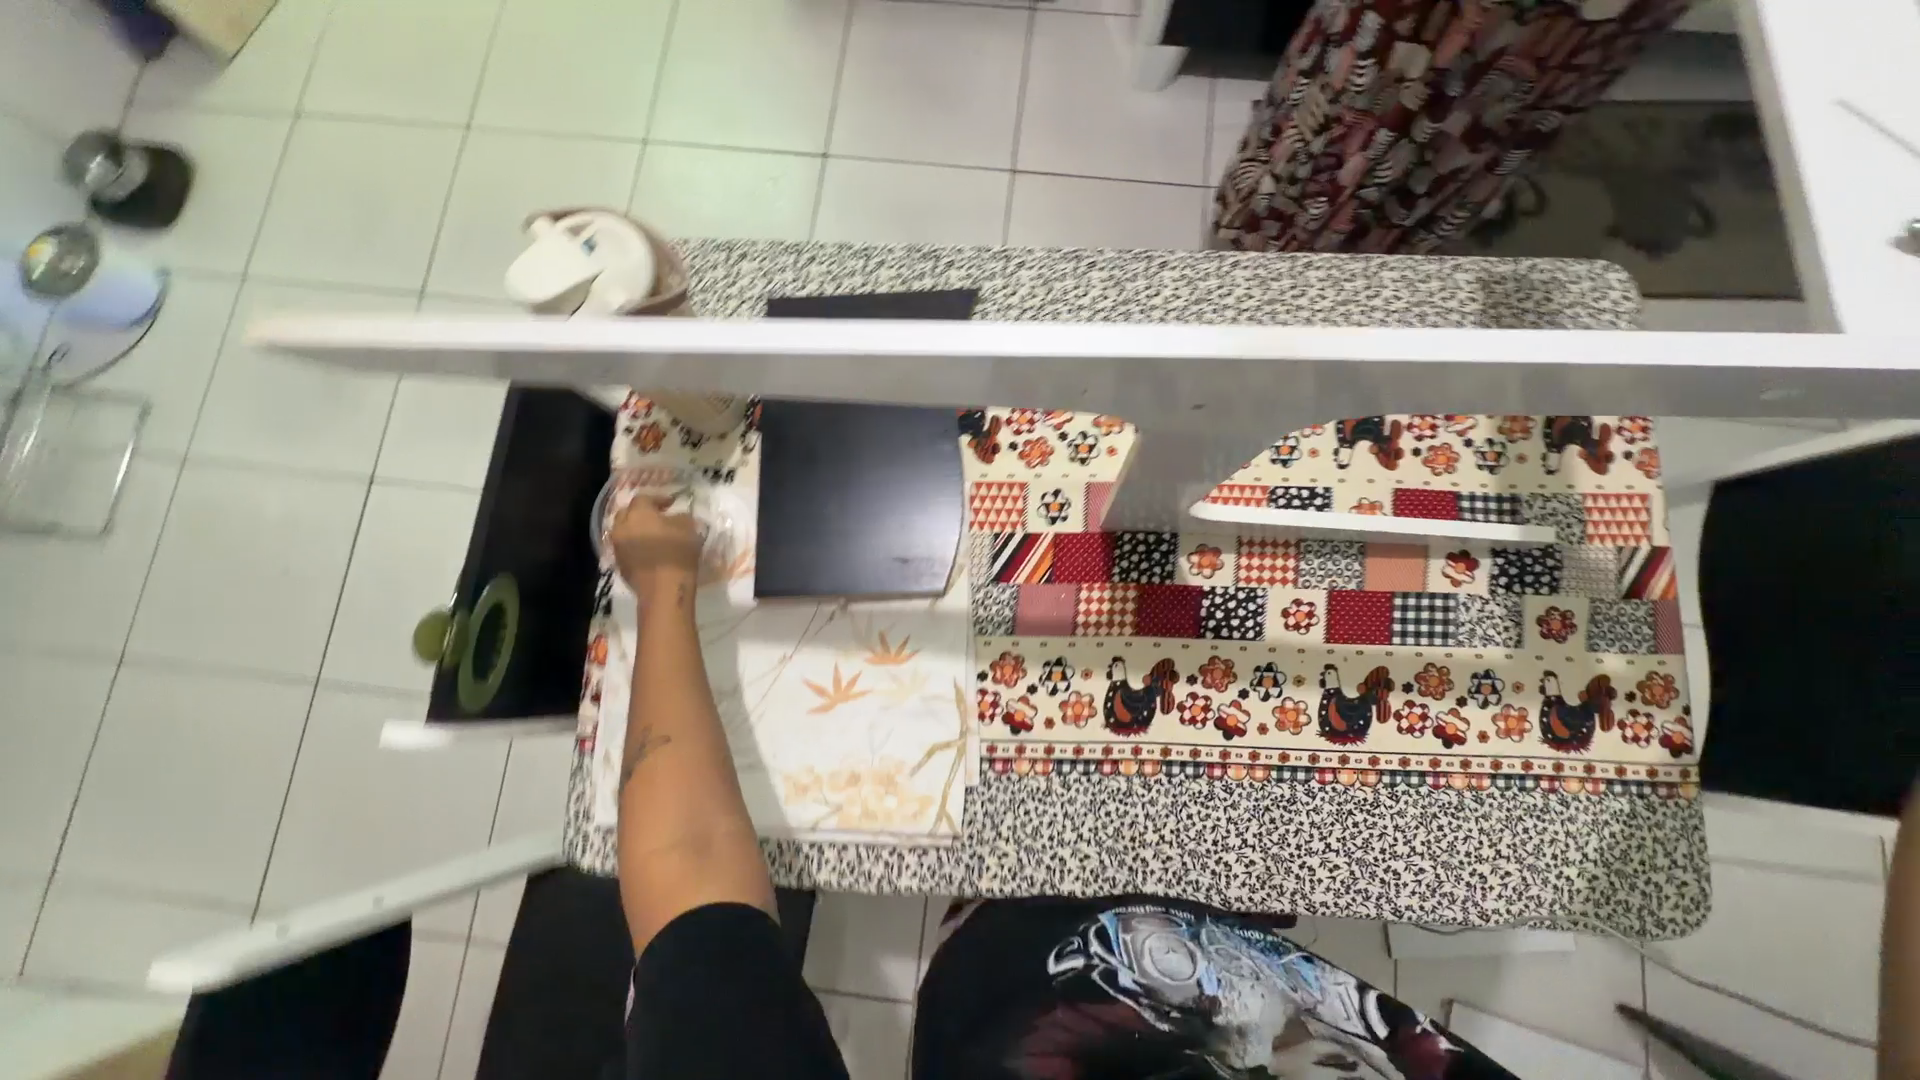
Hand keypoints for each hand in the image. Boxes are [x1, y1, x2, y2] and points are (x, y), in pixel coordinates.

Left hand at [610, 496, 701, 613]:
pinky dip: (634, 545)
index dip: (658, 499)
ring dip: (636, 529)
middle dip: (641, 512)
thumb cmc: (677, 553)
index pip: (644, 498)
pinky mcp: (619, 563)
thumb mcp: (689, 528)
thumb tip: (675, 517)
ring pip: (623, 530)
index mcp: (638, 513)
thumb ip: (681, 517)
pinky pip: (625, 547)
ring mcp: (617, 546)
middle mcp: (622, 526)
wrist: (663, 589)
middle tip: (657, 517)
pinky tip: (648, 551)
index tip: (671, 503)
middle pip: (627, 512)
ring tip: (652, 535)